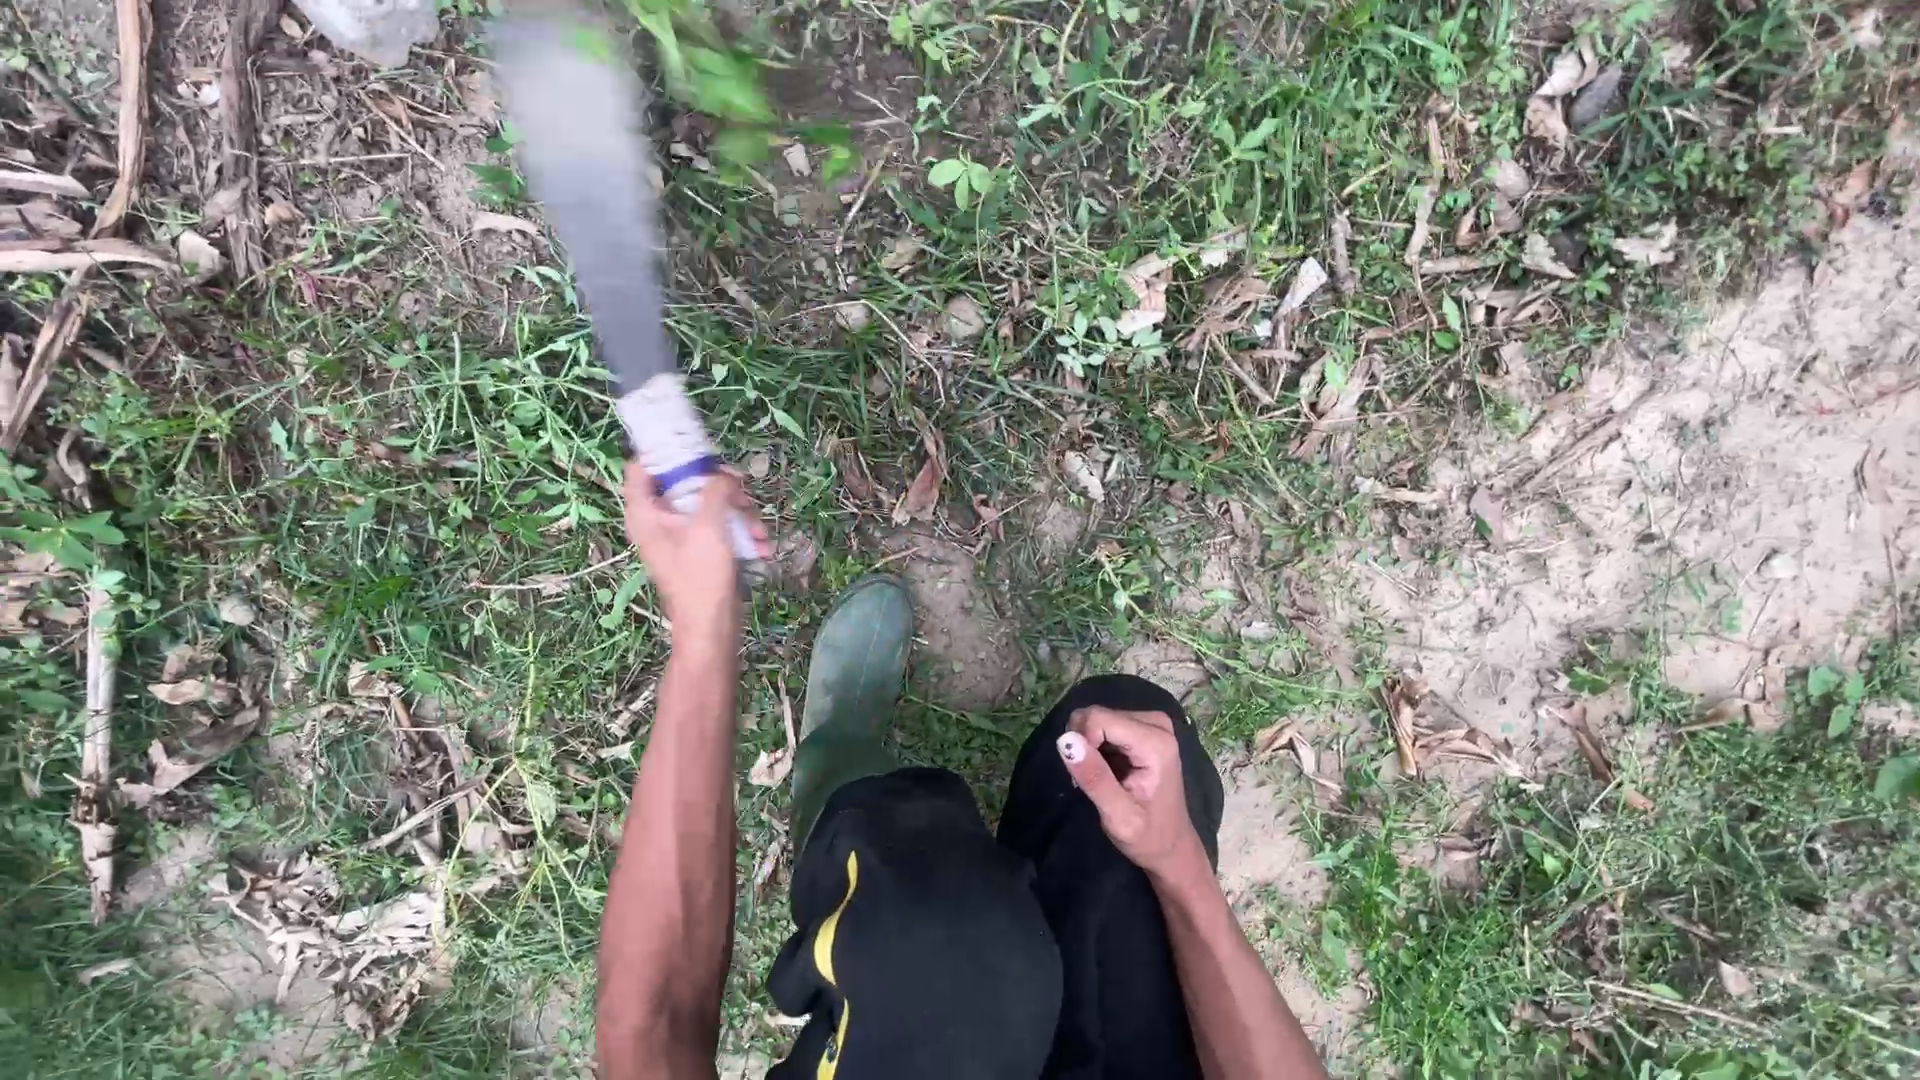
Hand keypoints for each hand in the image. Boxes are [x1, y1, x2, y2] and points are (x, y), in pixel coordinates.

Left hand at [621, 464, 769, 647]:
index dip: (664, 451)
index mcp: (645, 513)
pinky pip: (719, 527)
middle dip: (720, 488)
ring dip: (739, 514)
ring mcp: (680, 536)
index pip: (640, 466)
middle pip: (685, 484)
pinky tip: (761, 547)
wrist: (711, 627)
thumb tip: (725, 474)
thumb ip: (715, 491)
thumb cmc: (701, 577)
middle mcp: (658, 521)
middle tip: (741, 494)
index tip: (695, 446)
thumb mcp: (709, 526)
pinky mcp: (700, 549)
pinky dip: (741, 533)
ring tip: (760, 532)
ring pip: (709, 505)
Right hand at [1055, 706, 1206, 878]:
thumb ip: (1094, 777)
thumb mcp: (1118, 817)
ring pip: (1097, 718)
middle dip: (1084, 744)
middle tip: (1090, 779)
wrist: (1172, 848)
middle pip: (1097, 715)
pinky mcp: (1144, 727)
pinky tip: (1105, 770)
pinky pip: (1104, 724)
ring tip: (1099, 777)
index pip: (1097, 718)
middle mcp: (1156, 723)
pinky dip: (1096, 745)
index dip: (1081, 743)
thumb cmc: (1148, 837)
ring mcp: (1151, 723)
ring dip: (1088, 746)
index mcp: (1155, 742)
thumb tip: (1065, 740)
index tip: (1085, 777)